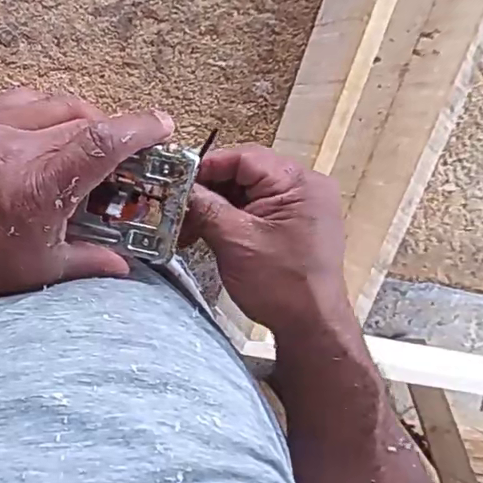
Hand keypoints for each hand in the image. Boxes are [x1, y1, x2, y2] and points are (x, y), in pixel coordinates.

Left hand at [0, 88, 174, 304]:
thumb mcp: (41, 267)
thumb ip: (91, 259)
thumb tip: (125, 263)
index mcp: (39, 187)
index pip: (103, 139)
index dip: (141, 127)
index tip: (161, 127)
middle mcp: (17, 150)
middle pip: (86, 119)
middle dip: (113, 133)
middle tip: (119, 157)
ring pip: (57, 103)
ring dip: (82, 118)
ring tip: (84, 144)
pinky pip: (22, 100)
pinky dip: (45, 109)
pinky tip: (47, 131)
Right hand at [185, 144, 353, 334]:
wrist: (308, 324)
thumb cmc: (282, 284)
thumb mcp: (235, 240)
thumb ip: (205, 207)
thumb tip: (177, 187)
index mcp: (298, 184)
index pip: (243, 158)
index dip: (205, 167)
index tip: (174, 182)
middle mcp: (301, 189)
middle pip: (241, 173)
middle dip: (205, 190)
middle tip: (174, 206)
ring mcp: (295, 208)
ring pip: (241, 193)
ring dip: (210, 208)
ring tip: (185, 228)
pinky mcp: (285, 226)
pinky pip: (248, 211)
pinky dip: (222, 220)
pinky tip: (200, 234)